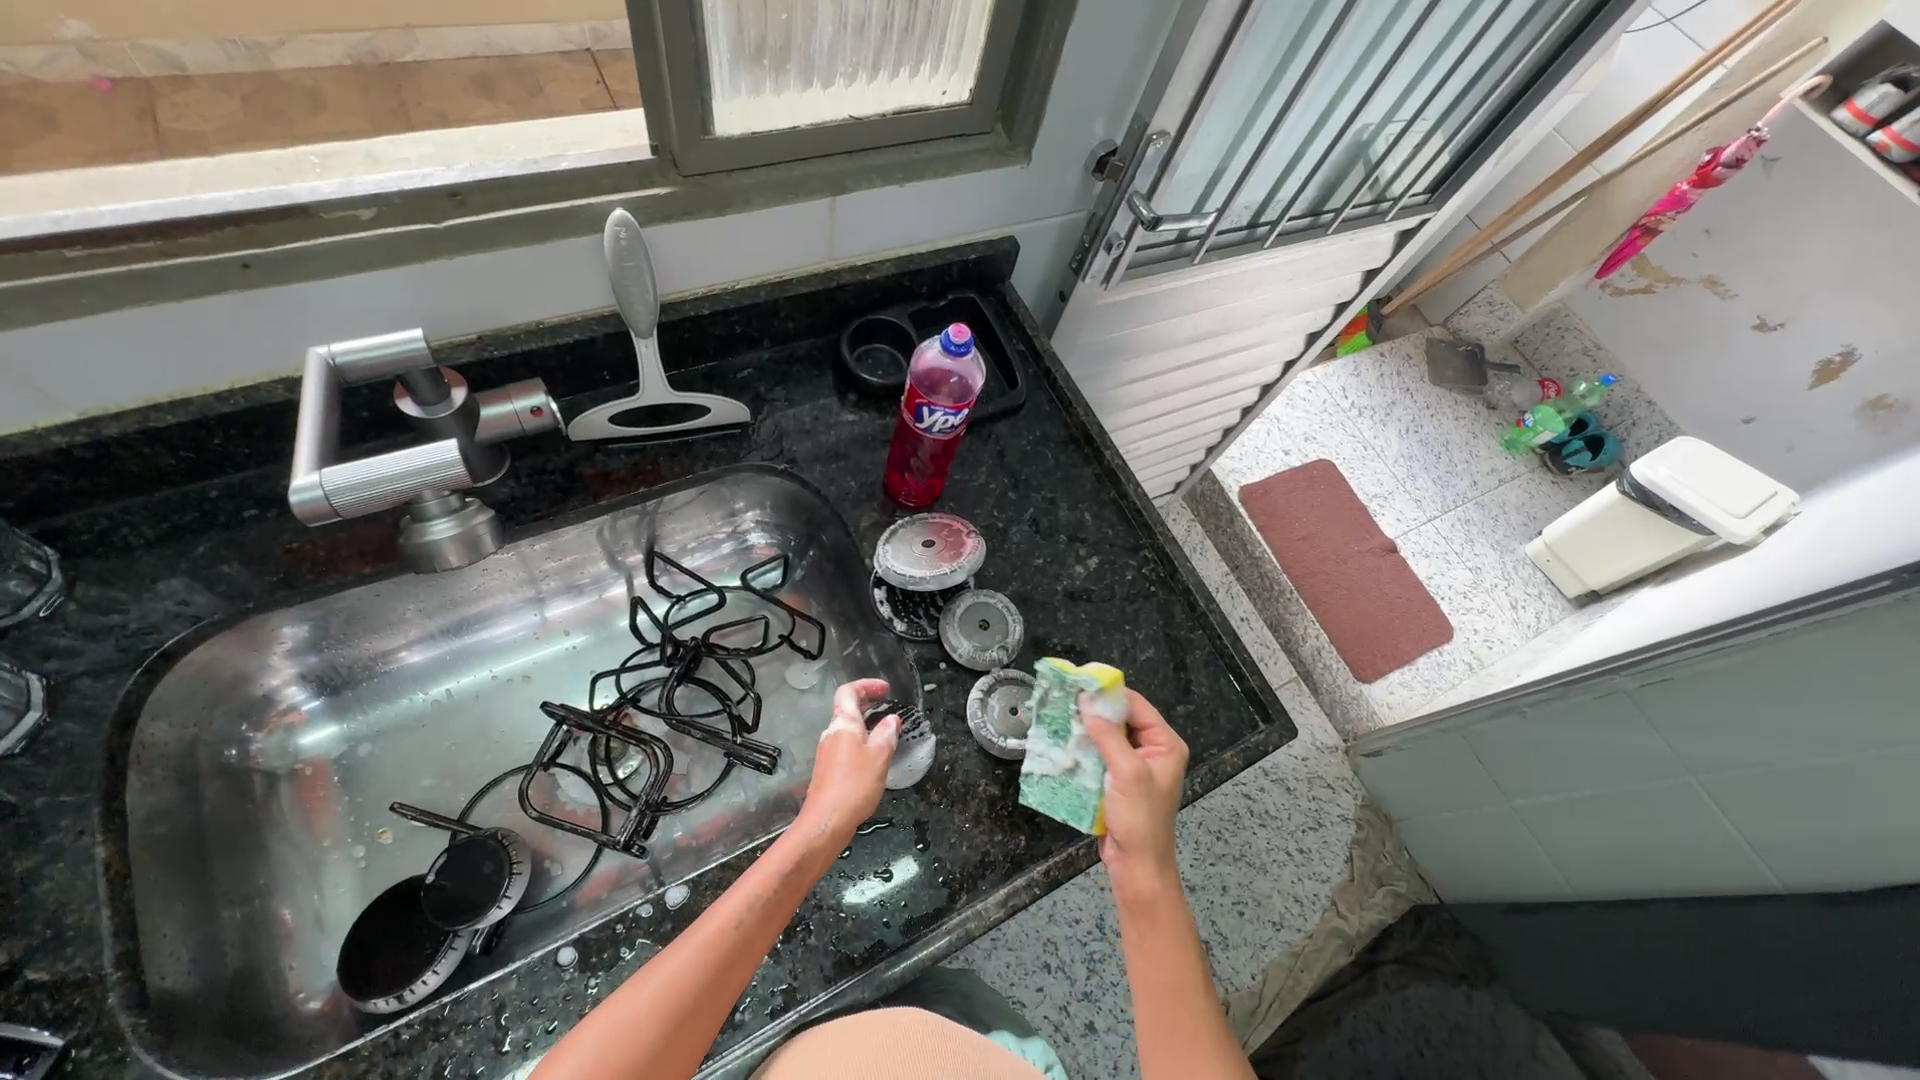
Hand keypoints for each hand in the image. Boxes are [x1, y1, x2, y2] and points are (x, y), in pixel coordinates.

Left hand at [792, 679, 899, 852]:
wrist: (827, 821)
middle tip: (889, 707)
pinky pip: (847, 746)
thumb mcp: (879, 756)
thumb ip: (887, 733)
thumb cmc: (854, 785)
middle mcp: (831, 733)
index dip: (866, 685)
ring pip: (848, 729)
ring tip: (887, 734)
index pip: (848, 692)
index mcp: (843, 724)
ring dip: (867, 725)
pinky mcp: (829, 769)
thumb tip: (892, 719)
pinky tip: (875, 758)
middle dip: (869, 704)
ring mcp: (828, 752)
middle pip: (847, 709)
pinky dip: (862, 743)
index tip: (885, 690)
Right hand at [1080, 689, 1187, 899]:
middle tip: (1065, 699)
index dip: (1109, 694)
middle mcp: (1152, 750)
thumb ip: (1108, 736)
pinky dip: (1084, 748)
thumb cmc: (1140, 820)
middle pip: (1121, 719)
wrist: (1136, 866)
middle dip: (1094, 710)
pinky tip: (1064, 742)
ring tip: (1060, 717)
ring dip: (1086, 729)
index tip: (1080, 683)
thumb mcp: (1127, 773)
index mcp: (1166, 744)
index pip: (1137, 706)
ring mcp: (1134, 765)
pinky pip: (1099, 754)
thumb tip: (1087, 703)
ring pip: (1107, 736)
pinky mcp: (1117, 779)